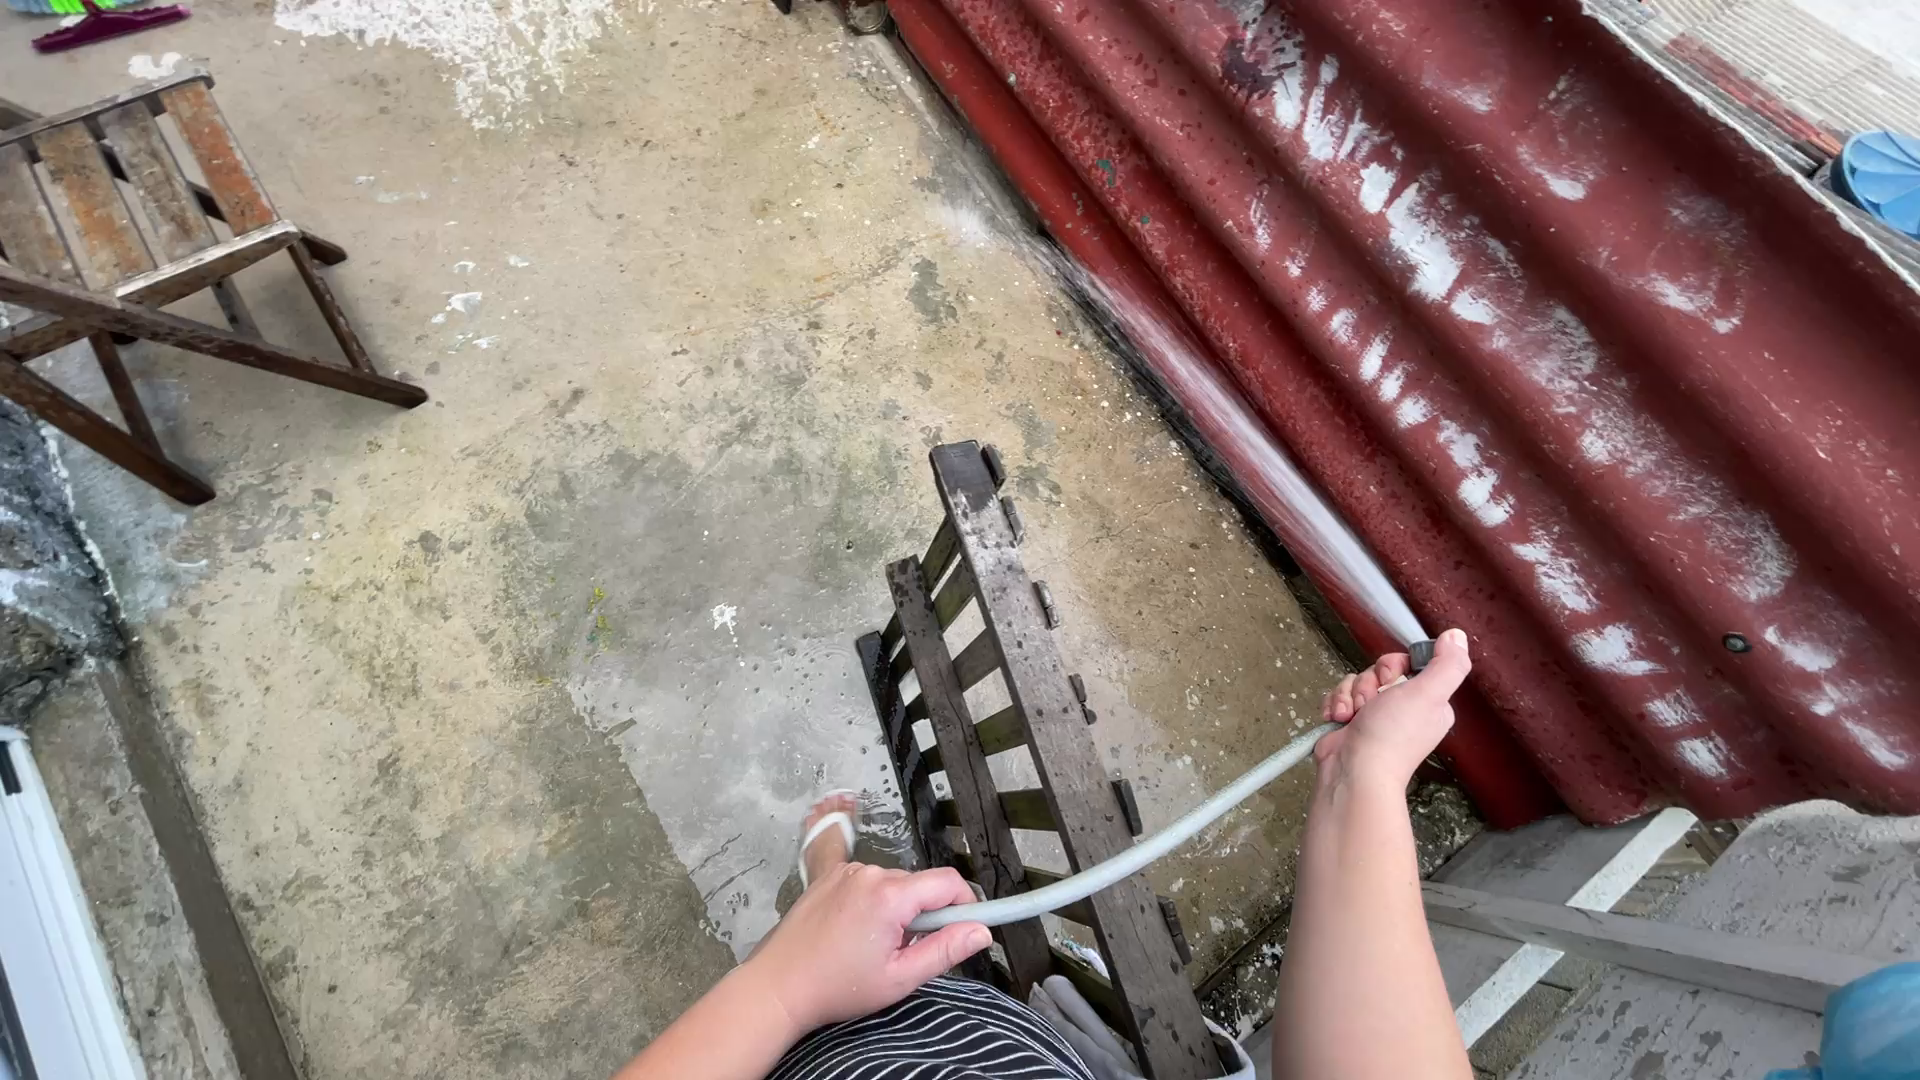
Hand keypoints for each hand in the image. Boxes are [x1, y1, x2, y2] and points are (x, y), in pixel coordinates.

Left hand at [740, 863, 991, 1033]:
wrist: (780, 984)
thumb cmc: (838, 987)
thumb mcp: (900, 978)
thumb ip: (945, 950)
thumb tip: (981, 932)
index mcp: (890, 895)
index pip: (947, 882)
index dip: (963, 903)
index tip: (964, 927)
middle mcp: (870, 872)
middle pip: (919, 884)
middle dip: (923, 914)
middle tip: (905, 950)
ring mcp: (849, 870)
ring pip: (894, 884)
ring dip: (896, 908)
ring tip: (873, 943)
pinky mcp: (833, 873)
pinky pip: (869, 881)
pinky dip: (872, 900)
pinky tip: (854, 929)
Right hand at [1314, 628, 1471, 787]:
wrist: (1355, 769)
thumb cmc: (1392, 736)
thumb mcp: (1427, 695)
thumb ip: (1447, 665)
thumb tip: (1456, 636)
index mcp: (1428, 702)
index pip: (1407, 664)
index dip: (1392, 666)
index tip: (1390, 680)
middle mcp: (1402, 707)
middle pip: (1377, 672)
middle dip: (1367, 683)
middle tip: (1370, 704)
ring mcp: (1374, 715)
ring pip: (1354, 682)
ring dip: (1347, 696)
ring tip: (1351, 716)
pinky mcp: (1349, 721)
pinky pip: (1338, 696)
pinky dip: (1335, 705)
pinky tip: (1338, 719)